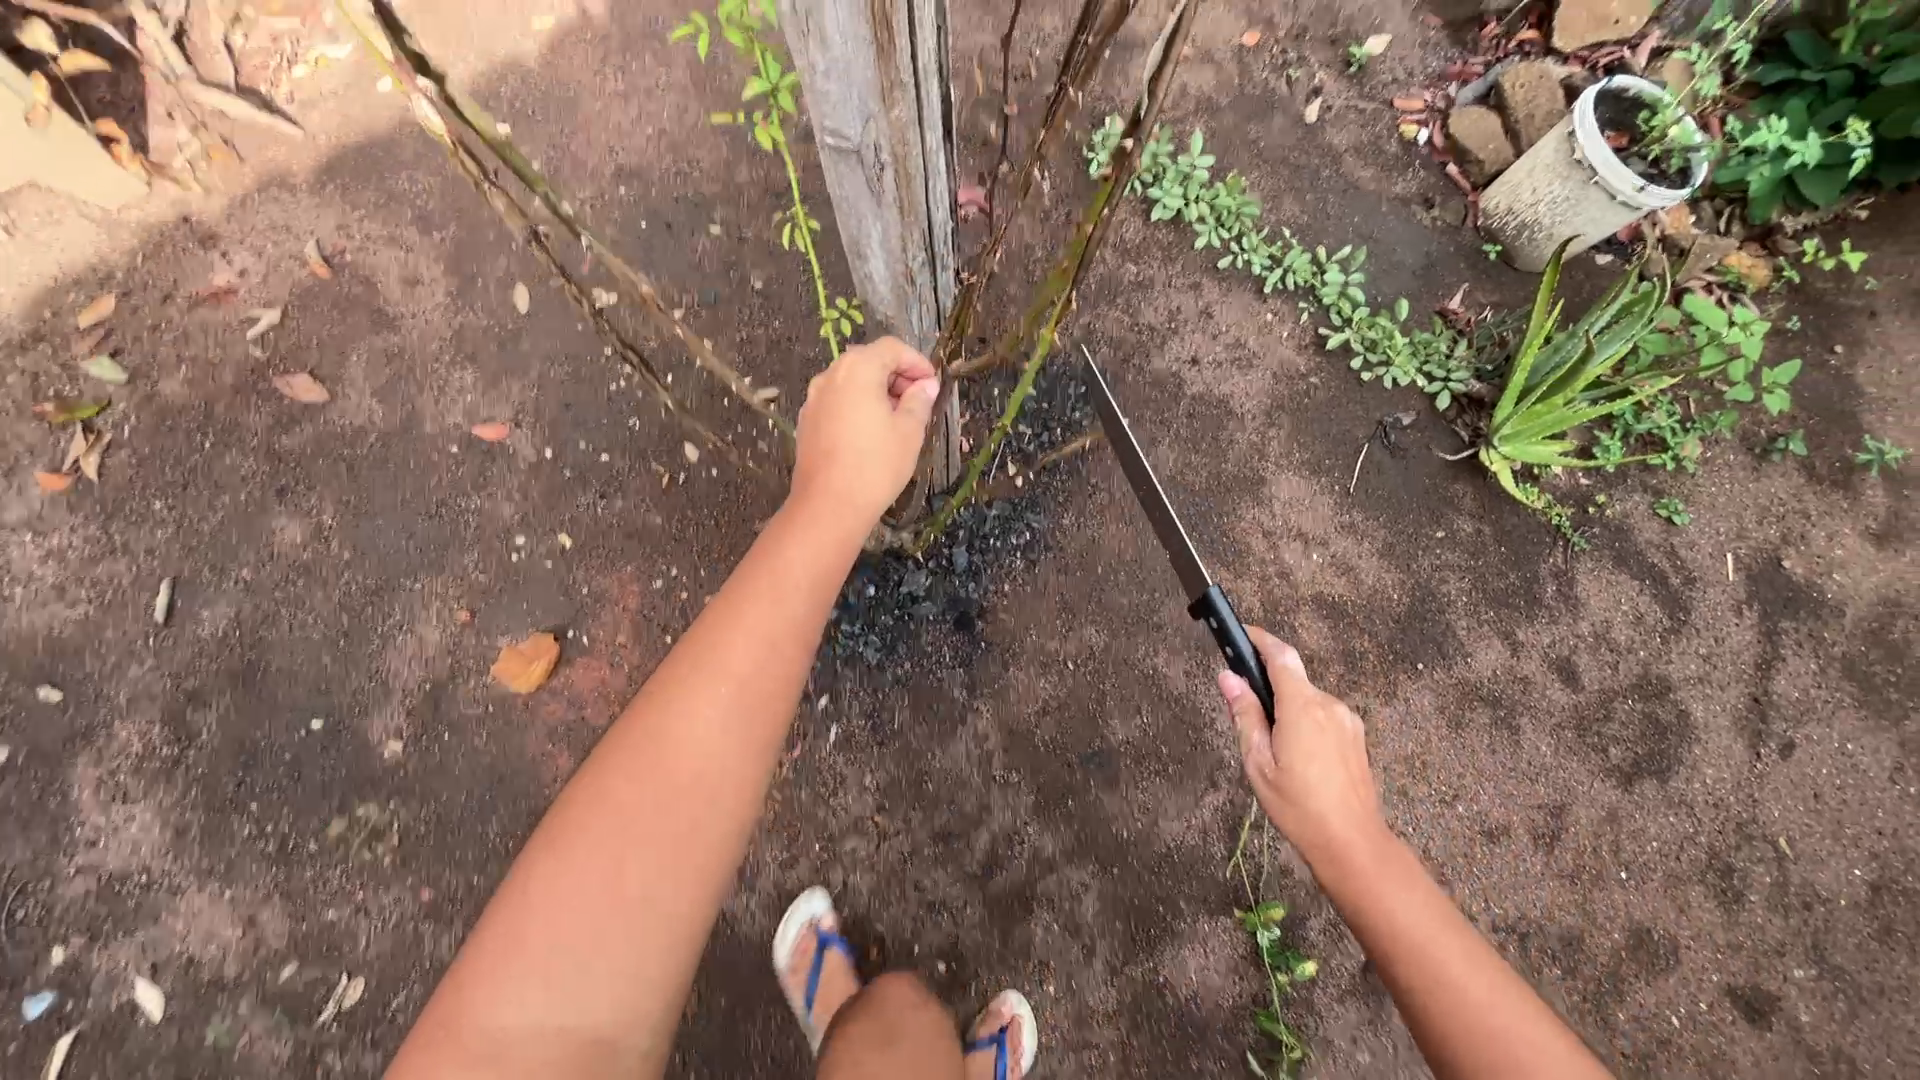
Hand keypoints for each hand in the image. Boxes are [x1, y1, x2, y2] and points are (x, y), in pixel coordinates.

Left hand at [790, 337, 940, 524]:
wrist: (828, 505)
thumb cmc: (876, 466)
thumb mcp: (909, 432)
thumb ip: (919, 401)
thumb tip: (926, 386)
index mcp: (858, 370)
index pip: (891, 348)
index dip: (917, 362)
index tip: (932, 385)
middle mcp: (830, 376)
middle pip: (868, 360)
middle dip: (896, 375)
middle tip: (918, 401)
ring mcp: (814, 398)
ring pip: (851, 382)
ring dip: (877, 391)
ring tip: (897, 419)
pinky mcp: (807, 421)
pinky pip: (837, 402)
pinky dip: (857, 406)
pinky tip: (871, 433)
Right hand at [1218, 626, 1387, 869]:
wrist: (1352, 843)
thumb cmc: (1298, 806)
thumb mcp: (1258, 762)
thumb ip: (1244, 714)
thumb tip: (1228, 677)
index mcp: (1302, 707)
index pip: (1280, 656)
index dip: (1260, 639)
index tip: (1241, 632)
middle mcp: (1330, 705)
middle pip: (1293, 681)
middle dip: (1268, 690)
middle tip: (1248, 722)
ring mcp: (1348, 721)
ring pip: (1308, 701)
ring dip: (1287, 712)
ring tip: (1274, 752)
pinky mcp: (1356, 737)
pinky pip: (1323, 717)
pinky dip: (1305, 724)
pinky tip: (1298, 759)